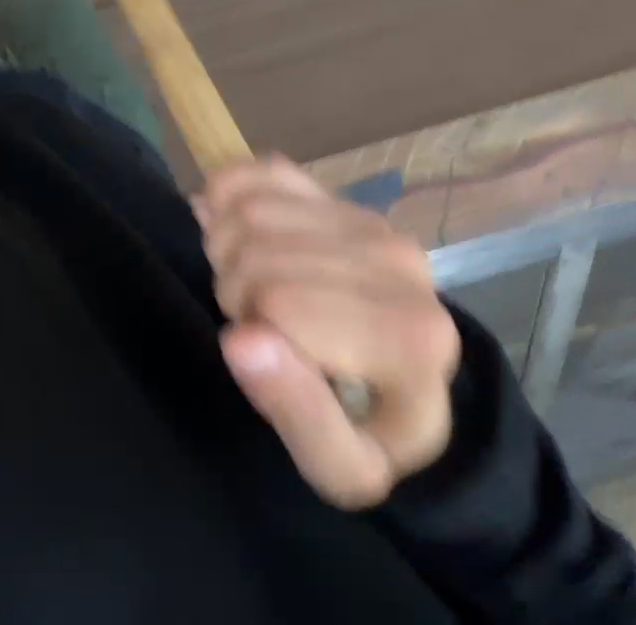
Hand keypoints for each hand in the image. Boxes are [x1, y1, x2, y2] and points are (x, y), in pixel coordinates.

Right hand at [193, 157, 459, 509]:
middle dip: (234, 295)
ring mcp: (372, 221)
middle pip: (256, 252)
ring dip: (226, 252)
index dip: (249, 336)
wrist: (406, 387)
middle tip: (257, 329)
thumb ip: (297, 413)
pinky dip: (227, 197)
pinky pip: (260, 171)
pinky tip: (239, 237)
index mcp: (409, 337)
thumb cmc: (368, 434)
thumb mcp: (339, 465)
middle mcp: (400, 263)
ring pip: (249, 211)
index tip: (272, 366)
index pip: (276, 302)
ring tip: (253, 290)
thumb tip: (242, 338)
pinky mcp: (345, 198)